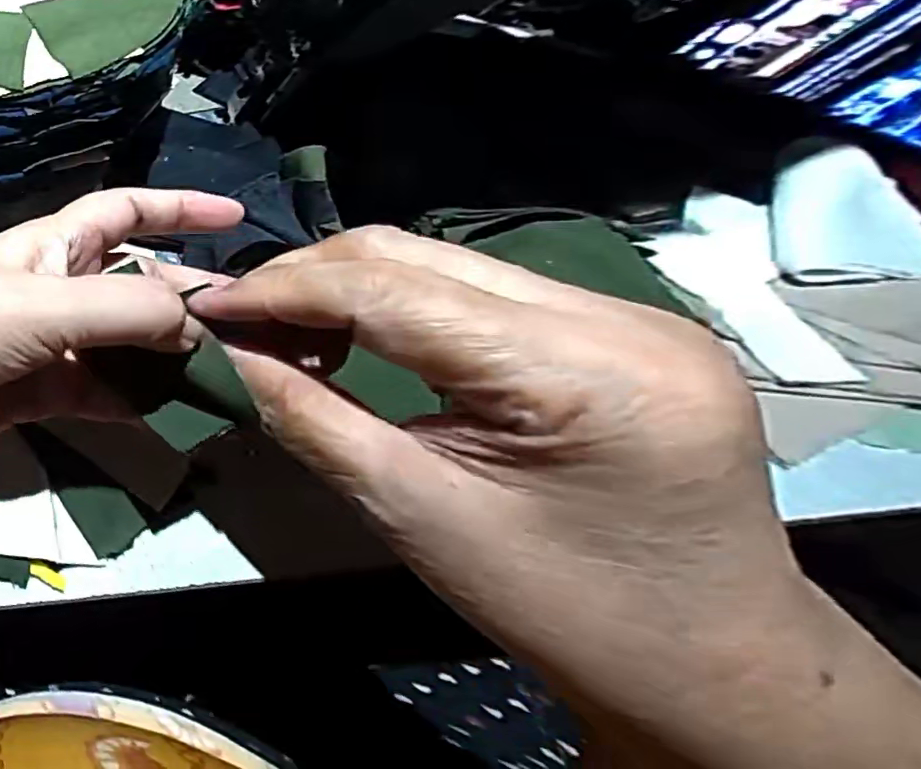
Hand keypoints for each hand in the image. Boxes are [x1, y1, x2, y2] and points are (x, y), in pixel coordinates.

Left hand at [0, 188, 241, 466]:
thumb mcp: (49, 304)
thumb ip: (128, 309)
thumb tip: (196, 326)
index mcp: (58, 244)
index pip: (128, 210)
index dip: (179, 207)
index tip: (235, 217)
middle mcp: (61, 286)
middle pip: (140, 283)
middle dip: (188, 300)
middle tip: (246, 327)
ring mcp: (55, 340)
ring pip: (129, 342)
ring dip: (172, 357)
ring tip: (229, 377)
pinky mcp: (46, 388)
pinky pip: (107, 389)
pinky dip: (141, 398)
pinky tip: (179, 411)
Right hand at [186, 226, 920, 766]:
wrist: (712, 668)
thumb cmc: (558, 607)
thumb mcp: (408, 509)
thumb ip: (304, 413)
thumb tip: (225, 351)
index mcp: (580, 371)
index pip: (386, 288)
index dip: (280, 290)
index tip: (208, 305)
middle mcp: (611, 315)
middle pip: (407, 253)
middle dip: (302, 278)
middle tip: (236, 315)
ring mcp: (618, 310)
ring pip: (430, 258)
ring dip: (339, 285)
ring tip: (282, 325)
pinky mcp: (606, 323)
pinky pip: (462, 285)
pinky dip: (386, 299)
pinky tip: (351, 332)